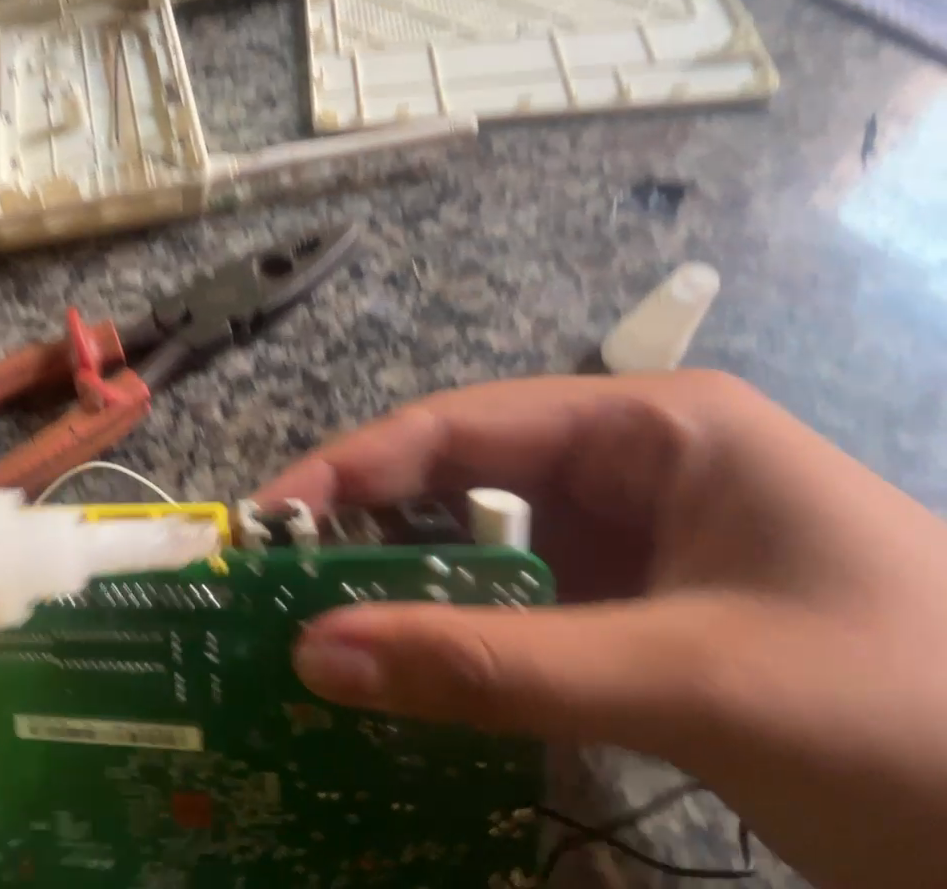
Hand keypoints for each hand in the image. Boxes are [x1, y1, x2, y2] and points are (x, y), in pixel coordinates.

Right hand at [256, 371, 946, 888]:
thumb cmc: (915, 721)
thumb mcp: (688, 681)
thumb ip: (489, 667)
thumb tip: (311, 657)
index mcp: (649, 428)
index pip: (458, 425)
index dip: (350, 468)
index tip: (265, 522)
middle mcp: (624, 468)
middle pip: (454, 485)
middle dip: (364, 535)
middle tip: (273, 587)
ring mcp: (624, 543)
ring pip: (473, 553)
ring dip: (398, 593)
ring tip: (311, 630)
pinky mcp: (624, 612)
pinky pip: (506, 610)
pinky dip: (446, 639)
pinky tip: (396, 670)